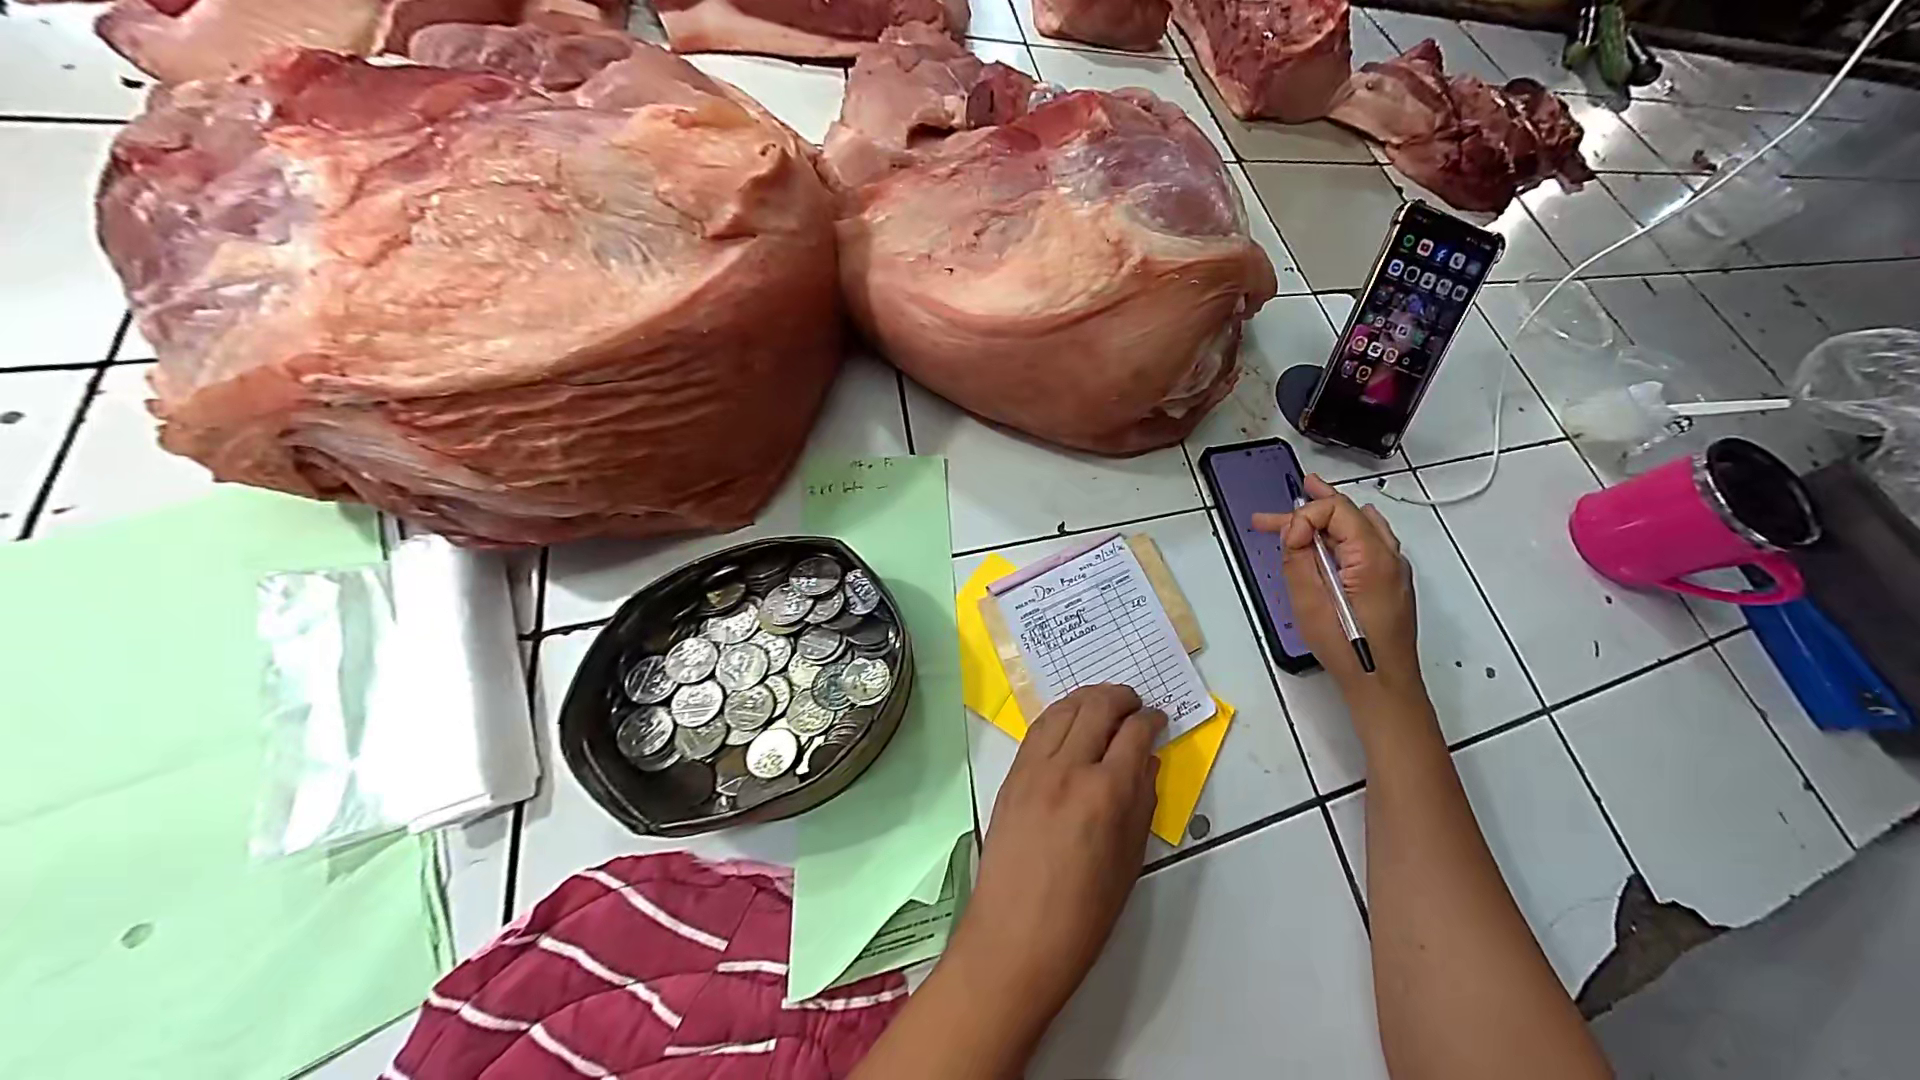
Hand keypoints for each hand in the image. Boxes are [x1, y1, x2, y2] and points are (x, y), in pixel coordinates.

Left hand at [953, 684, 1162, 1018]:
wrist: (1014, 937)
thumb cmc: (1082, 914)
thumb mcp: (1129, 861)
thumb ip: (1142, 802)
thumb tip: (1146, 761)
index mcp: (1106, 794)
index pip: (1134, 734)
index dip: (1150, 720)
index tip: (1157, 718)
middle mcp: (1068, 769)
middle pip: (1096, 709)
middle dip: (1120, 697)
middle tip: (1134, 702)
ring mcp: (1033, 769)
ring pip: (1063, 711)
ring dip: (1087, 698)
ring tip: (1103, 700)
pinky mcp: (1011, 776)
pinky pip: (1038, 730)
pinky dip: (1058, 714)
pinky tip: (1069, 718)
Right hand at [1253, 474, 1419, 700]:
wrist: (1381, 682)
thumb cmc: (1349, 648)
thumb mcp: (1309, 601)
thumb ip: (1298, 558)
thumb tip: (1293, 529)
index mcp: (1372, 557)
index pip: (1335, 510)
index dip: (1304, 517)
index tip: (1284, 539)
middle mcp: (1390, 556)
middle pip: (1346, 515)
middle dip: (1307, 511)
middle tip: (1271, 516)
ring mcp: (1393, 569)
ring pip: (1359, 525)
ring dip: (1326, 516)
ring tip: (1306, 499)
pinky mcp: (1390, 581)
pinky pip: (1368, 541)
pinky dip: (1343, 531)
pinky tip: (1334, 532)